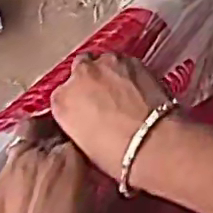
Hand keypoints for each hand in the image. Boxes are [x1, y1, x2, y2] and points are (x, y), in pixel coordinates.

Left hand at [0, 130, 97, 212]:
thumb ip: (97, 184)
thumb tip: (98, 173)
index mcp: (69, 162)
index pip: (78, 131)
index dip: (83, 140)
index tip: (86, 149)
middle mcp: (34, 160)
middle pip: (47, 132)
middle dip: (56, 143)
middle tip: (64, 162)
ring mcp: (5, 176)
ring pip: (23, 147)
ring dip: (34, 156)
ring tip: (41, 180)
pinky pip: (3, 175)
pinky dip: (13, 180)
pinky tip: (21, 204)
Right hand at [49, 52, 170, 178]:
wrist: (151, 141)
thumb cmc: (114, 154)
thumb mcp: (82, 143)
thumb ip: (78, 120)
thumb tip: (89, 116)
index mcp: (61, 100)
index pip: (62, 94)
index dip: (76, 102)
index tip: (86, 111)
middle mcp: (80, 74)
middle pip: (81, 68)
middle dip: (90, 79)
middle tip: (104, 97)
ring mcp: (108, 62)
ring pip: (104, 61)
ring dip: (110, 72)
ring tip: (123, 91)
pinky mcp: (133, 59)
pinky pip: (125, 62)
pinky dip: (128, 72)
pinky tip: (137, 88)